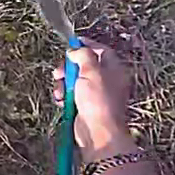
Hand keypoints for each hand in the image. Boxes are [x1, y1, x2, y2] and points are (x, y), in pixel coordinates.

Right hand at [51, 38, 136, 159]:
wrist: (97, 131)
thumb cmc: (98, 100)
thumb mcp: (91, 71)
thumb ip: (83, 55)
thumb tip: (75, 51)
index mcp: (114, 69)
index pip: (101, 50)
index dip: (87, 45)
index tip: (73, 43)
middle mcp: (106, 80)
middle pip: (84, 65)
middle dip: (68, 67)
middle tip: (59, 72)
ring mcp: (95, 94)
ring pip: (74, 80)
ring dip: (63, 83)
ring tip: (59, 91)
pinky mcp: (85, 105)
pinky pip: (71, 94)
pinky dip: (64, 95)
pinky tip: (61, 100)